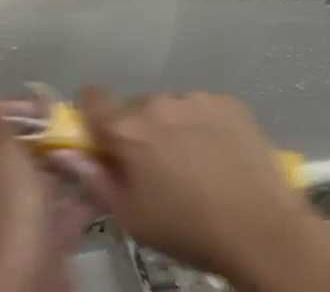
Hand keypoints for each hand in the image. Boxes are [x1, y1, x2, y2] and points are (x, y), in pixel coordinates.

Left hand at [0, 106, 94, 291]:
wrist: (30, 272)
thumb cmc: (12, 202)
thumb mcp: (4, 150)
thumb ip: (1, 123)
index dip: (4, 104)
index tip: (36, 101)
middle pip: (15, 144)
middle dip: (44, 131)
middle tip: (72, 120)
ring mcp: (19, 206)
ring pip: (43, 173)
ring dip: (67, 159)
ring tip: (94, 143)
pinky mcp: (45, 230)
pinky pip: (65, 204)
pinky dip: (82, 192)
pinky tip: (103, 177)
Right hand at [64, 89, 316, 281]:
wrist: (264, 233)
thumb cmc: (189, 229)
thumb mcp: (130, 216)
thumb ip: (92, 177)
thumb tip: (65, 151)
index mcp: (126, 128)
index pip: (91, 97)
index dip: (92, 116)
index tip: (103, 141)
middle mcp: (156, 102)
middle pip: (134, 107)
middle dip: (138, 130)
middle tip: (155, 167)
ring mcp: (196, 98)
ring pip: (169, 107)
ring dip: (172, 127)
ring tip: (195, 165)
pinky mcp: (228, 102)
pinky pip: (202, 108)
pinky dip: (204, 125)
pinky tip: (219, 156)